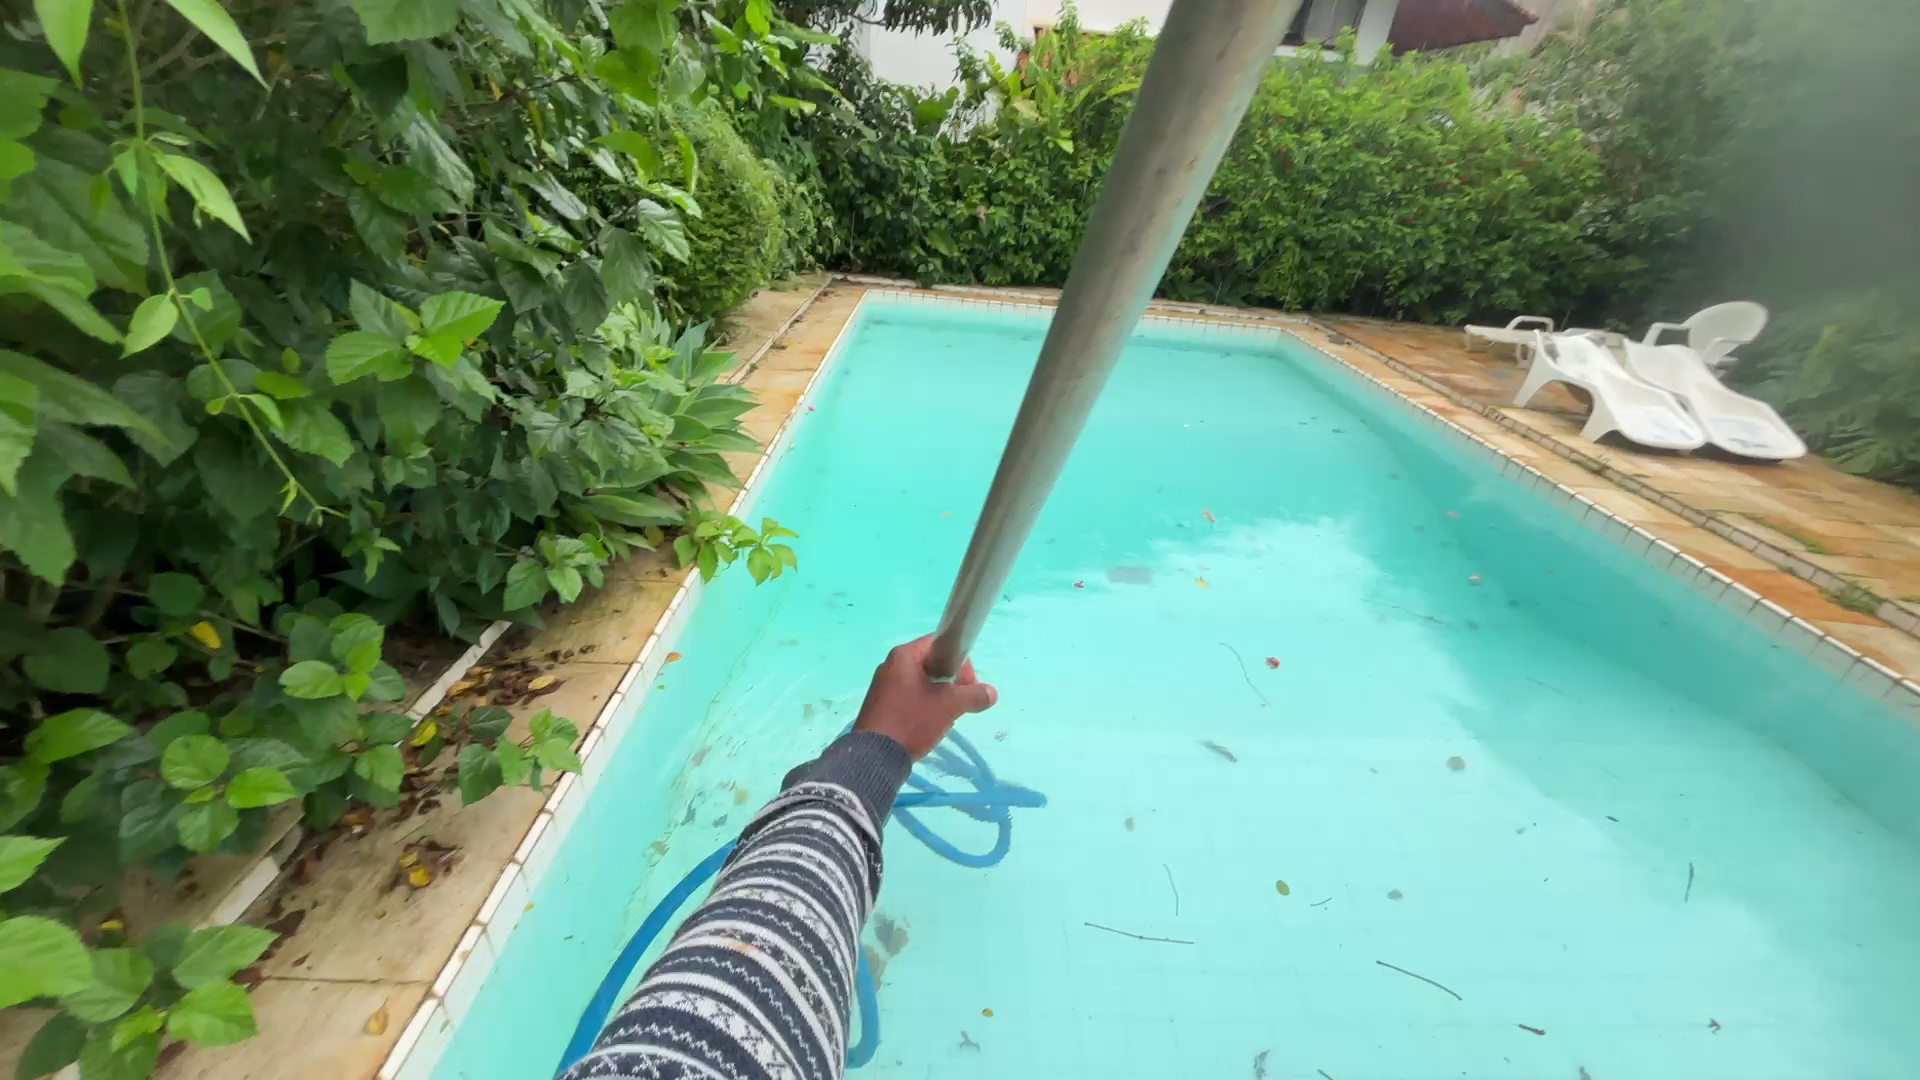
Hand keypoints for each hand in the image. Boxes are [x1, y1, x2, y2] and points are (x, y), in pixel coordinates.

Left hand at [852, 634, 997, 759]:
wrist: (875, 756)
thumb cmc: (912, 720)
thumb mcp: (949, 706)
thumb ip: (973, 695)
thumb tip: (992, 693)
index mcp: (904, 655)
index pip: (939, 643)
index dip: (960, 660)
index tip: (968, 684)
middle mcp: (890, 664)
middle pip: (931, 663)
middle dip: (951, 682)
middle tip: (960, 702)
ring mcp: (883, 685)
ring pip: (921, 682)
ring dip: (939, 696)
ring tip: (945, 717)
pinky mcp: (880, 704)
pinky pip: (909, 696)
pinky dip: (923, 705)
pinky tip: (928, 724)